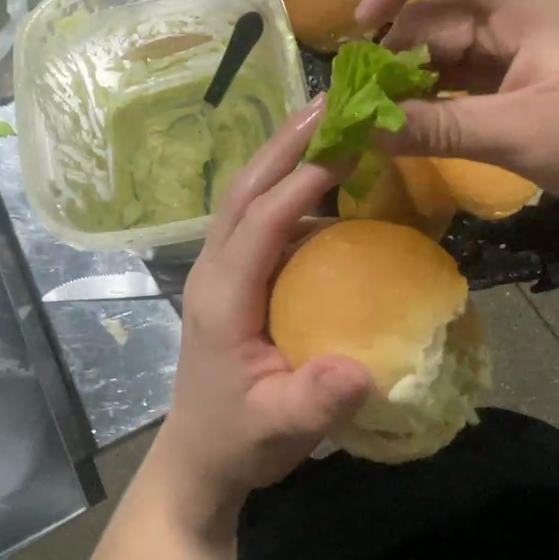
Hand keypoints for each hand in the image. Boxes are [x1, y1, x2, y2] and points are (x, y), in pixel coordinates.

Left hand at [156, 103, 373, 517]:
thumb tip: (359, 368)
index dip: (297, 186)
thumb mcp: (279, 429)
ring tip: (329, 126)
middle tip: (330, 104)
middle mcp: (213, 269)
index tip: (342, 150)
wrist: (199, 455)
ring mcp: (219, 268)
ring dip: (283, 157)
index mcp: (221, 297)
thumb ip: (315, 400)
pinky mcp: (232, 274)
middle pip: (243, 191)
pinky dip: (287, 188)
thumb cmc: (238, 439)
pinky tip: (324, 182)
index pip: (257, 224)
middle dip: (283, 145)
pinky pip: (257, 217)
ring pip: (245, 196)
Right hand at [356, 0, 558, 216]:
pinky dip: (433, 97)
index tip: (367, 21)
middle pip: (438, 12)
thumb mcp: (514, 135)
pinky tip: (411, 124)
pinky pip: (461, 77)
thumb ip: (434, 129)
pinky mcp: (519, 83)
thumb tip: (362, 129)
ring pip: (445, 49)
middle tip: (363, 94)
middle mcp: (516, 19)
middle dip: (396, 47)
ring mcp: (518, 52)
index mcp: (525, 8)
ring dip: (411, 77)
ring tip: (380, 115)